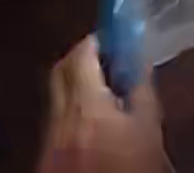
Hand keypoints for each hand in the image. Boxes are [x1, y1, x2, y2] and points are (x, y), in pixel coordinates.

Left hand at [36, 36, 168, 172]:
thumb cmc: (135, 172)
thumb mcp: (149, 129)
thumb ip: (142, 89)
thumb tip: (138, 60)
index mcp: (86, 107)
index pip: (82, 54)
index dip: (98, 39)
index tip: (115, 35)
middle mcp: (59, 121)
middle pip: (61, 72)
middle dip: (82, 58)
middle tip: (108, 58)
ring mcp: (47, 145)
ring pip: (56, 98)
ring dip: (76, 86)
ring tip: (106, 93)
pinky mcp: (44, 164)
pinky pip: (55, 124)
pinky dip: (71, 112)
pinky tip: (93, 124)